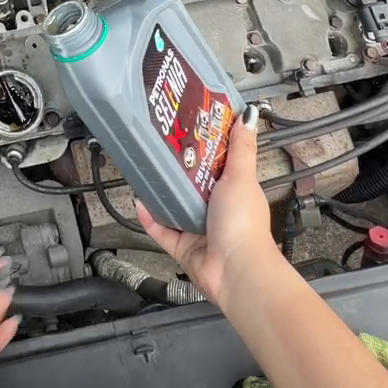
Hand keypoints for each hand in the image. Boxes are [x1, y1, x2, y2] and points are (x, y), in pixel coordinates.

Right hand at [136, 112, 280, 307]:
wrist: (235, 271)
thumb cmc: (243, 223)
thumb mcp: (241, 177)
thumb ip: (241, 148)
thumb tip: (248, 117)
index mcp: (233, 191)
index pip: (215, 164)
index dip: (201, 146)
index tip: (185, 127)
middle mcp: (215, 209)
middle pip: (191, 184)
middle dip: (176, 168)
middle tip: (156, 146)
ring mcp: (198, 229)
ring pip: (173, 205)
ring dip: (159, 192)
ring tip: (143, 170)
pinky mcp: (181, 246)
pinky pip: (160, 229)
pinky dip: (149, 217)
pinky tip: (139, 201)